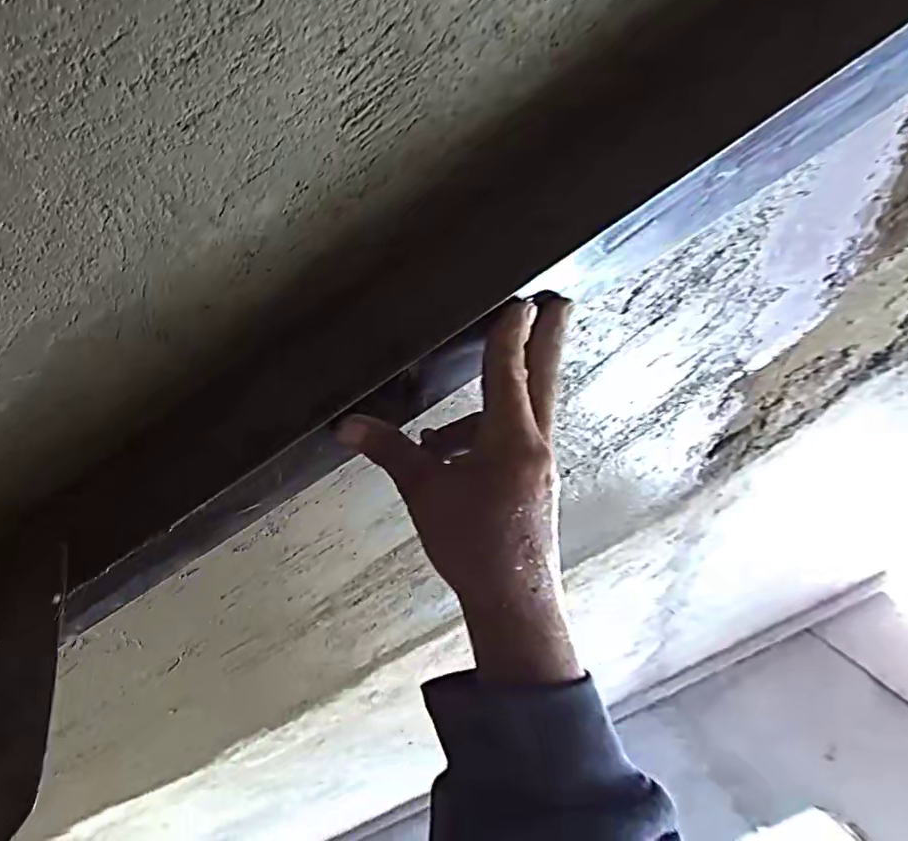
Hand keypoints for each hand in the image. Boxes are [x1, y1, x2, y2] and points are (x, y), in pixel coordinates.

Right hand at [336, 294, 579, 683]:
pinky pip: (512, 440)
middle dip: (547, 338)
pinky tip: (446, 460)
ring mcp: (538, 465)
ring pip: (521, 413)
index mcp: (511, 439)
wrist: (514, 604)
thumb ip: (388, 450)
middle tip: (561, 303)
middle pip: (543, 377)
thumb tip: (346, 426)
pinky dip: (480, 436)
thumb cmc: (474, 546)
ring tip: (434, 438)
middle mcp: (534, 445)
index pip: (509, 371)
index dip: (510, 333)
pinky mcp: (533, 482)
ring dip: (488, 405)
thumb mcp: (424, 491)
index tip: (523, 302)